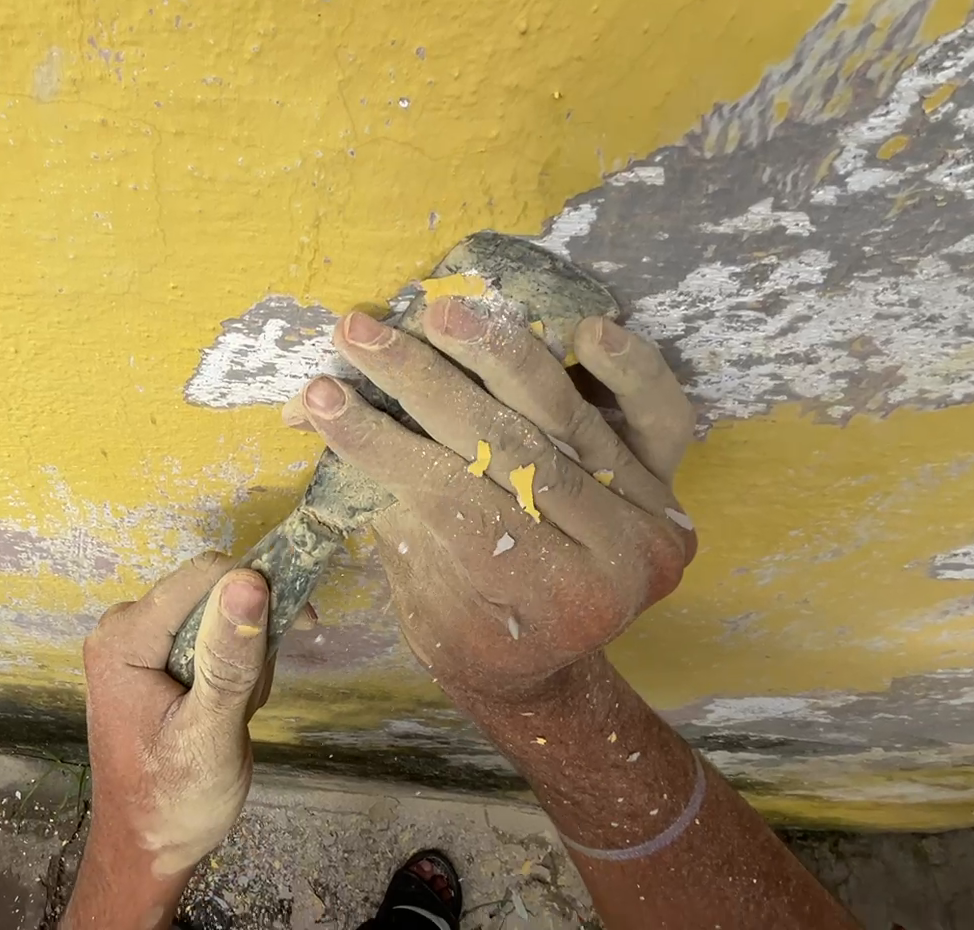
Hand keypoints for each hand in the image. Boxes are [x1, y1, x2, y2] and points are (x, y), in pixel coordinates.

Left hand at [62, 553, 273, 927]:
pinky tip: (224, 708)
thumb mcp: (210, 734)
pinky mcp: (151, 654)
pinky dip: (230, 667)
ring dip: (241, 659)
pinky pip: (206, 635)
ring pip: (215, 614)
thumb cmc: (173, 802)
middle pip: (210, 593)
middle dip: (246, 638)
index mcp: (124, 637)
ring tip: (234, 713)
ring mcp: (136, 639)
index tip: (300, 622)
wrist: (146, 847)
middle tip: (249, 699)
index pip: (202, 576)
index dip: (255, 588)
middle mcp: (123, 625)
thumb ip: (229, 658)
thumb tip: (248, 579)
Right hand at [285, 302, 695, 718]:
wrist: (550, 660)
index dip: (377, 441)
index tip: (320, 395)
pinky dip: (632, 370)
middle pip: (503, 445)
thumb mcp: (415, 584)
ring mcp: (645, 514)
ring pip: (566, 416)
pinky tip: (587, 330)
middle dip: (420, 383)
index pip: (445, 496)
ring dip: (495, 354)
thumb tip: (308, 410)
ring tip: (436, 314)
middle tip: (358, 335)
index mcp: (537, 598)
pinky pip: (664, 415)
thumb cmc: (467, 628)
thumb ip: (377, 493)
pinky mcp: (666, 478)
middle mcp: (607, 559)